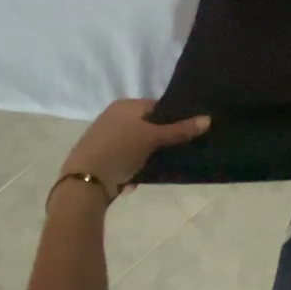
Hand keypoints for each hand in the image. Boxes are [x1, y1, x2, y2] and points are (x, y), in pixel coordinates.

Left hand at [58, 99, 209, 200]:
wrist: (82, 184)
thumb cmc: (120, 151)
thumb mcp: (152, 139)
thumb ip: (179, 130)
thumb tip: (208, 119)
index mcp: (124, 105)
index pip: (155, 107)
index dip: (170, 120)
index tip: (180, 136)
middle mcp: (110, 116)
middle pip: (144, 126)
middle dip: (156, 142)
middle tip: (166, 155)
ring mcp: (100, 137)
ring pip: (132, 145)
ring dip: (142, 158)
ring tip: (149, 171)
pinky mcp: (93, 157)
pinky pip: (119, 159)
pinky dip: (127, 168)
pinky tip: (131, 182)